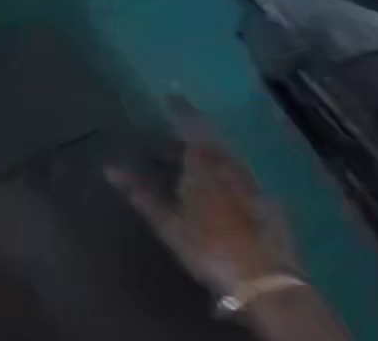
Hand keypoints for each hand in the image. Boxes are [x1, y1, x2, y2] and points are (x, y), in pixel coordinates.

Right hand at [105, 99, 297, 294]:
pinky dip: (226, 172)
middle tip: (170, 140)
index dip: (180, 108)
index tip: (169, 94)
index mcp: (203, 161)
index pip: (190, 123)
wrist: (265, 282)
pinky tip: (222, 187)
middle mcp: (228, 164)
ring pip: (225, 157)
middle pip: (207, 139)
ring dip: (207, 153)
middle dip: (188, 136)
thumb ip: (140, 193)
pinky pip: (241, 175)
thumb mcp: (168, 223)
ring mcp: (251, 183)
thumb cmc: (208, 247)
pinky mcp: (267, 202)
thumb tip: (109, 168)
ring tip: (192, 162)